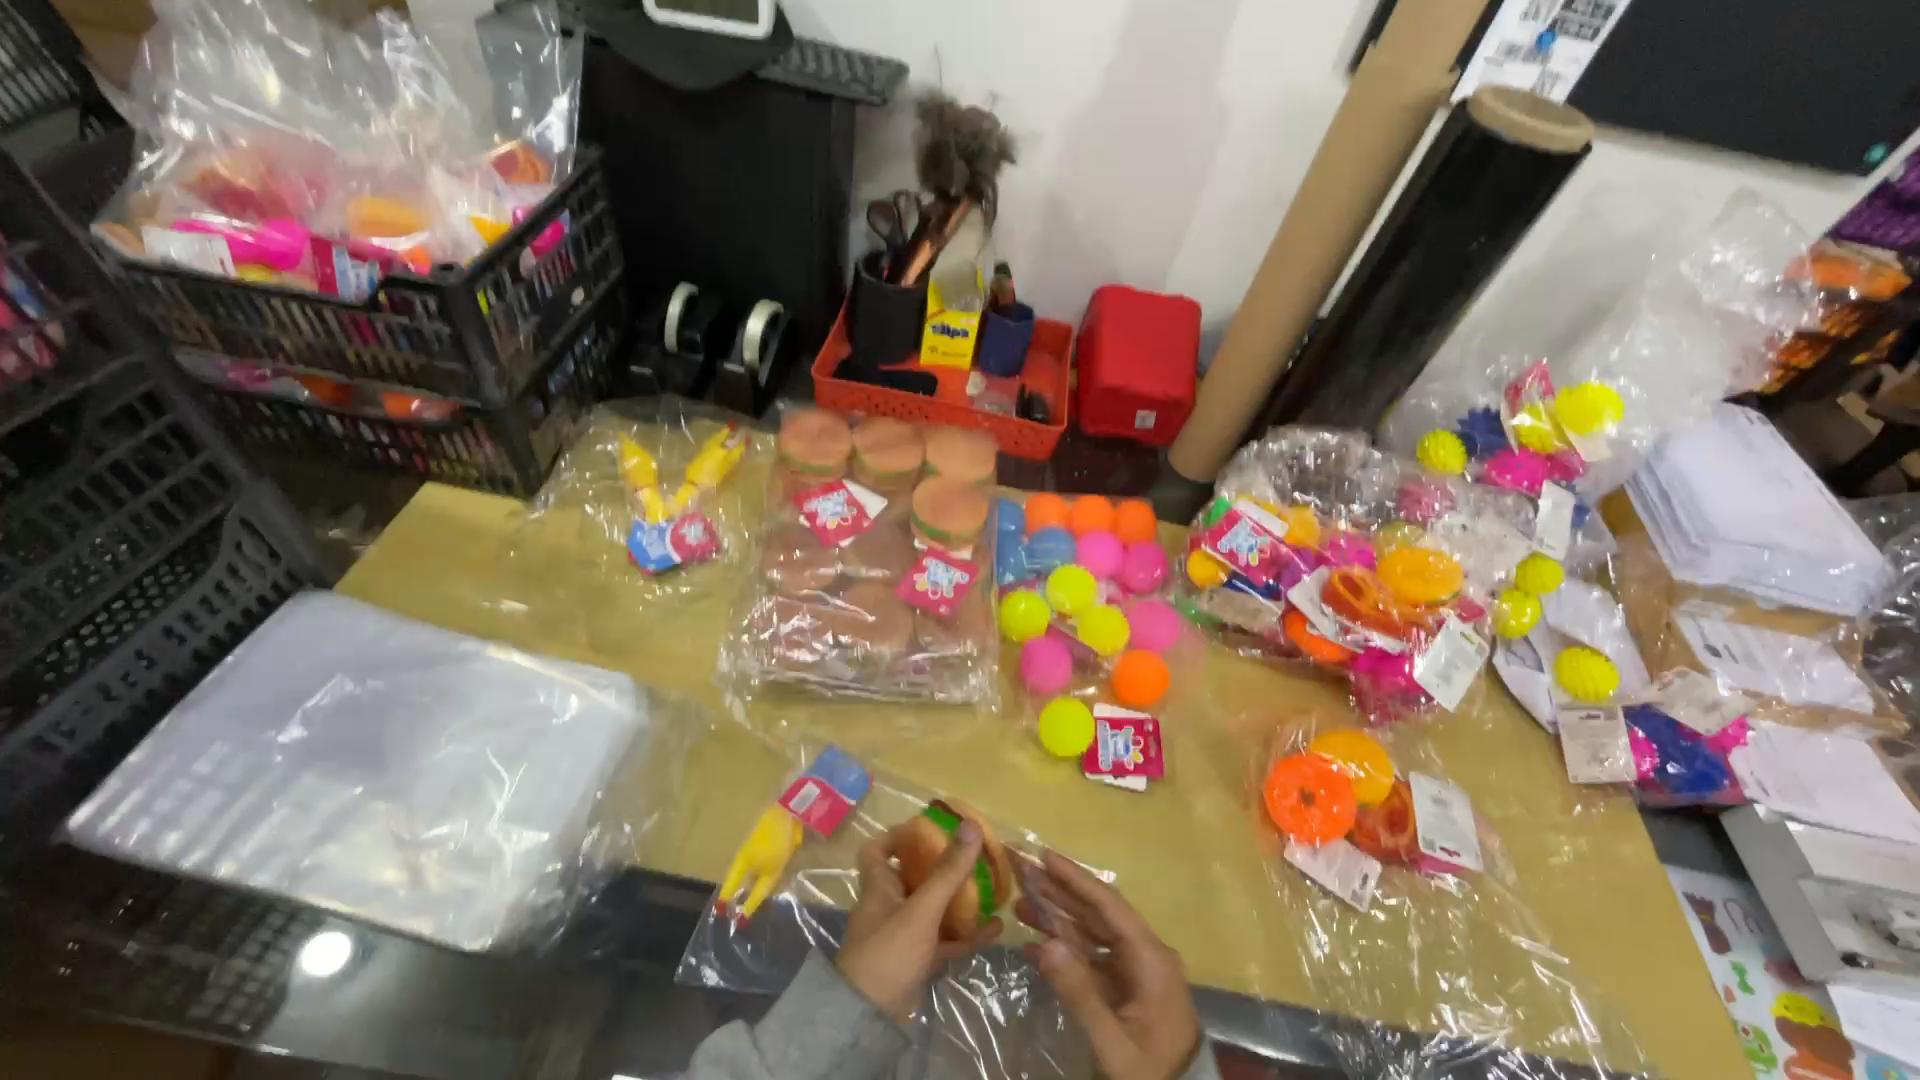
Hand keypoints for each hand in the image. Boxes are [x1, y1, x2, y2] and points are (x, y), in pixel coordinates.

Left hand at [835, 820, 1003, 1022]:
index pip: (877, 850)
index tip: (928, 830)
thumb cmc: (889, 952)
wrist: (870, 1018)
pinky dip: (966, 935)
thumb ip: (948, 871)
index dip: (897, 837)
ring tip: (990, 890)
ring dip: (959, 901)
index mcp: (879, 887)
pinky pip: (944, 941)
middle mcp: (889, 906)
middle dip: (942, 868)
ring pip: (933, 910)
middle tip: (972, 858)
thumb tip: (971, 826)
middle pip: (913, 878)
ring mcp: (903, 935)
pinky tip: (994, 930)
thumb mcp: (922, 909)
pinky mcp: (917, 961)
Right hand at [1019, 850, 1202, 1079]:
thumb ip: (1080, 994)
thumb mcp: (1113, 1042)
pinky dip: (1065, 949)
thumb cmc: (1151, 1072)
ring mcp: (1136, 971)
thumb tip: (1045, 944)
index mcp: (1150, 958)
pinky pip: (1094, 958)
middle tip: (1022, 872)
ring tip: (1020, 904)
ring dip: (1058, 918)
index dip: (1075, 879)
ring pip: (1092, 933)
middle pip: (1098, 913)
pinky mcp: (1127, 987)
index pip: (1108, 905)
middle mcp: (1145, 954)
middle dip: (1059, 892)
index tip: (1044, 856)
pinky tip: (1035, 944)